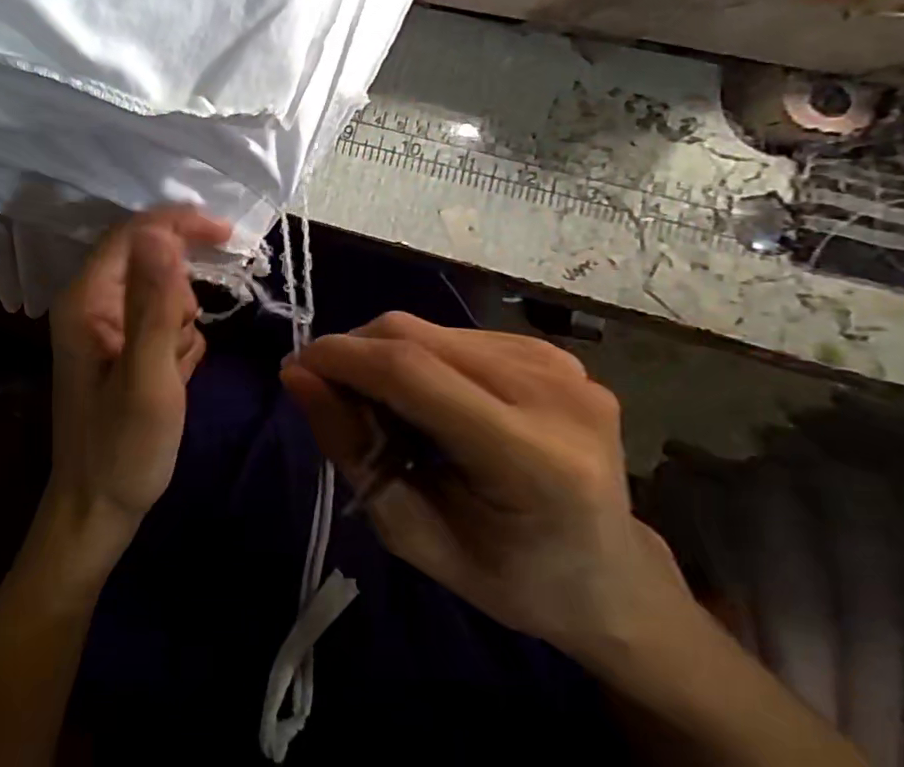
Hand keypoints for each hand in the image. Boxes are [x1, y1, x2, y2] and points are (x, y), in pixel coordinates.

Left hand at [46, 207, 231, 538]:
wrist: (99, 507)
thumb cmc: (123, 449)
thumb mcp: (147, 375)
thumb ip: (154, 303)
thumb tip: (159, 233)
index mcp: (84, 301)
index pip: (132, 235)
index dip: (178, 225)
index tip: (228, 235)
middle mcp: (89, 305)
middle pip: (148, 262)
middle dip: (180, 292)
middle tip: (184, 338)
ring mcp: (105, 329)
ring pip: (162, 296)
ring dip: (181, 325)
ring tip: (173, 373)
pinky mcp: (121, 350)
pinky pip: (163, 324)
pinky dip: (178, 346)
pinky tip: (173, 381)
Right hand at [280, 312, 693, 663]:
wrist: (609, 576)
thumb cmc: (506, 574)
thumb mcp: (409, 532)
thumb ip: (350, 449)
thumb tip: (297, 375)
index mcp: (531, 459)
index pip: (410, 372)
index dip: (339, 358)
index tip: (294, 370)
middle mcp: (556, 396)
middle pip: (415, 336)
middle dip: (353, 353)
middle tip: (328, 395)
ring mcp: (564, 367)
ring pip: (430, 328)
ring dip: (382, 356)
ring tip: (382, 408)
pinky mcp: (556, 353)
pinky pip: (455, 334)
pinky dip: (419, 356)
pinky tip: (427, 399)